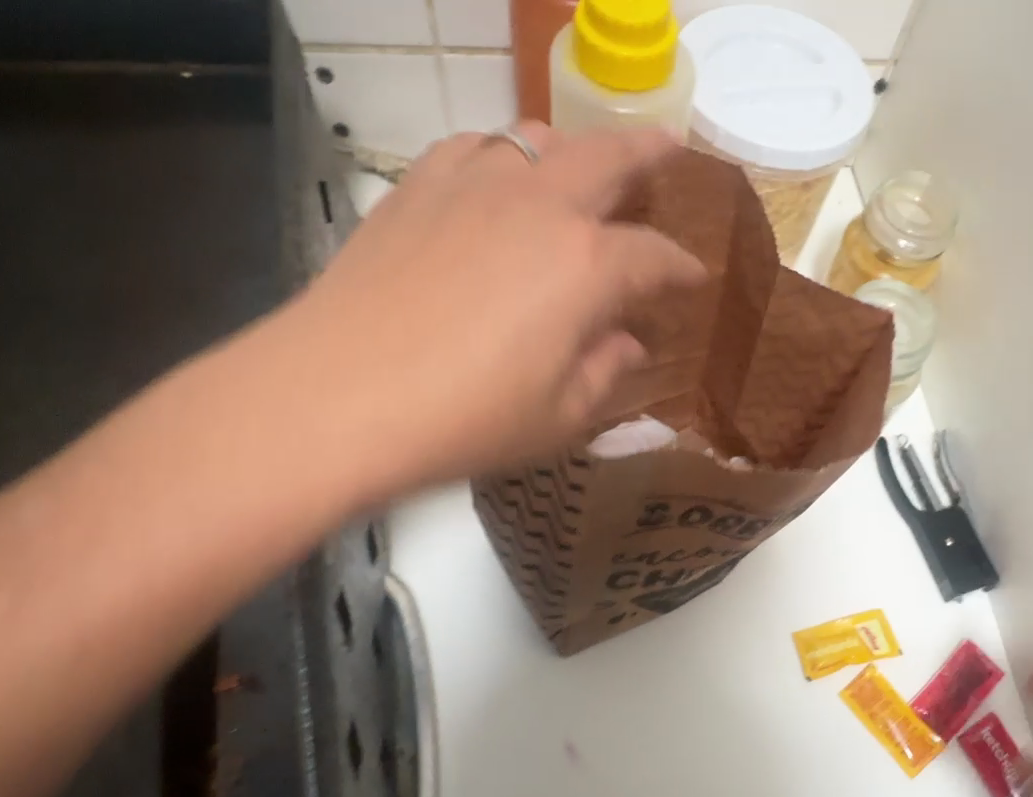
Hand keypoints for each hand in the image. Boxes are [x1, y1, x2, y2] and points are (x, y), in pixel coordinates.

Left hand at [240, 122, 705, 508]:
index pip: (654, 257)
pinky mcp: (417, 188)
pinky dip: (499, 155)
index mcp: (587, 267)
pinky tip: (496, 177)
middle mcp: (539, 207)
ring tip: (580, 166)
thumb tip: (624, 342)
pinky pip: (472, 147)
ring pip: (538, 139)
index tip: (693, 278)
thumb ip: (604, 373)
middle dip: (650, 153)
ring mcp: (474, 186)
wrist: (338, 395)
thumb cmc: (465, 420)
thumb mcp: (558, 418)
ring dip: (572, 149)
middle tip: (671, 149)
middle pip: (609, 158)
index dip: (681, 268)